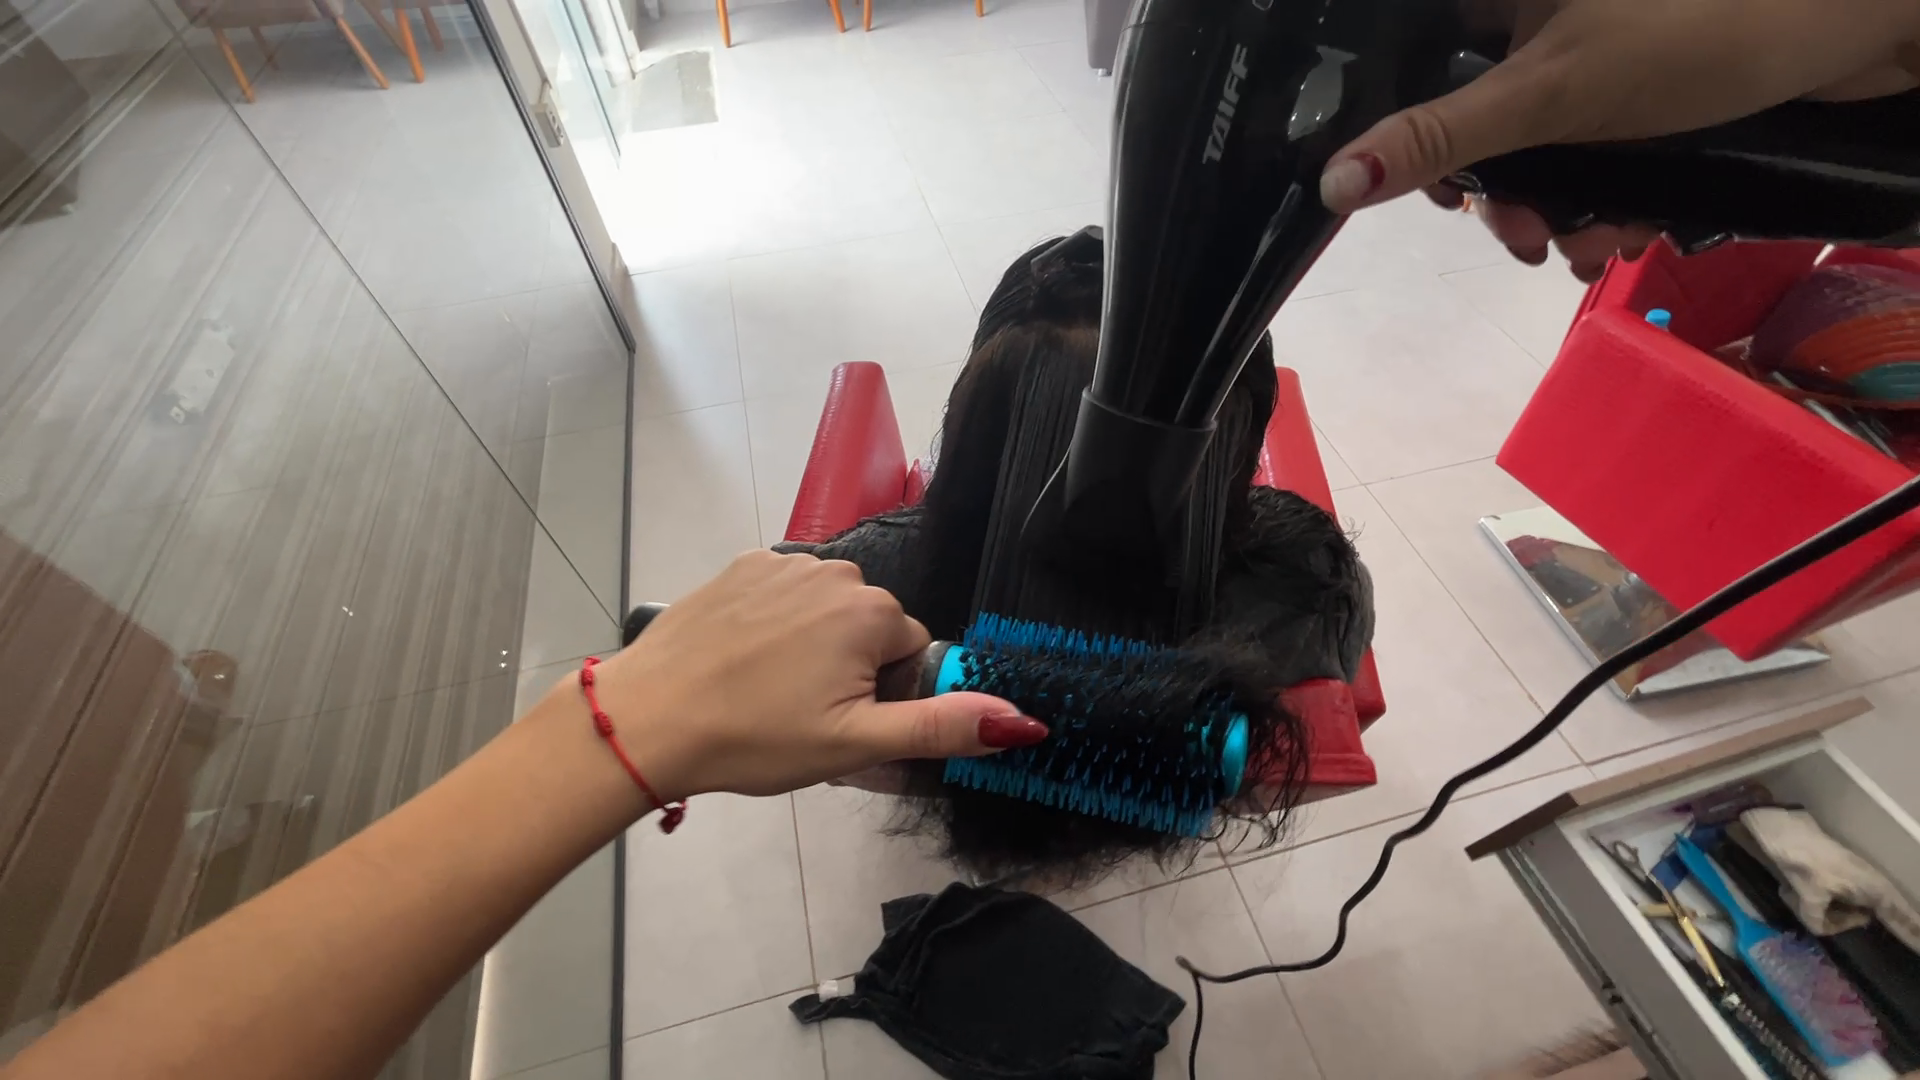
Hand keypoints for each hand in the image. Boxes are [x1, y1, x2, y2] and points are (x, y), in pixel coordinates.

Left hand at [554, 551, 1041, 803]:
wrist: (648, 717)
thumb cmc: (757, 737)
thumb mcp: (856, 745)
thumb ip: (941, 726)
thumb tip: (1024, 721)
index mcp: (872, 613)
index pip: (913, 649)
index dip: (886, 691)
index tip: (842, 718)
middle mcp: (838, 572)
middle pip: (873, 624)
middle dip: (855, 663)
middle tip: (806, 708)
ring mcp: (786, 561)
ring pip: (831, 606)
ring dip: (818, 639)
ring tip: (771, 683)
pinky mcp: (744, 562)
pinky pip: (788, 589)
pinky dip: (780, 616)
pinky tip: (746, 651)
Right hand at [1320, 0, 1919, 275]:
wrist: (1896, 14)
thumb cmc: (1715, 25)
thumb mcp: (1553, 90)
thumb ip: (1436, 137)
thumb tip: (1329, 185)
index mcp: (1505, 3)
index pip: (1414, 72)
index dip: (1409, 140)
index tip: (1438, 193)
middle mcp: (1539, 21)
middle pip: (1476, 126)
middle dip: (1503, 199)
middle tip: (1526, 237)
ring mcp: (1595, 53)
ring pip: (1536, 150)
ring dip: (1555, 215)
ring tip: (1595, 245)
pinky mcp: (1642, 87)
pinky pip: (1589, 153)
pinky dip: (1602, 199)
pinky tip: (1626, 228)